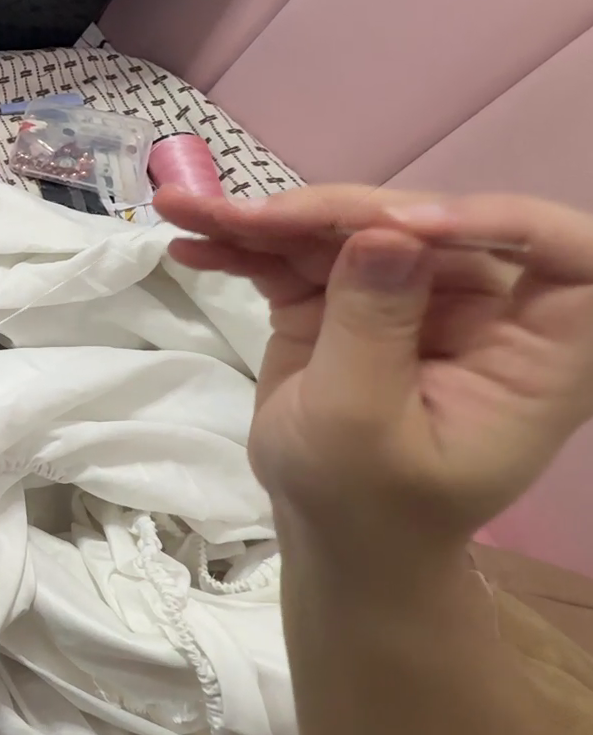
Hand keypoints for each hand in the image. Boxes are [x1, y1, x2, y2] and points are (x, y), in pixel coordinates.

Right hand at [157, 185, 592, 551]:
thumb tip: (384, 233)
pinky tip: (188, 245)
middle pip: (408, 227)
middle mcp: (471, 308)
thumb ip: (374, 327)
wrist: (327, 525)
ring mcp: (394, 300)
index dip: (492, 221)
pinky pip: (286, 259)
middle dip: (318, 214)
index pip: (562, 256)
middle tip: (233, 216)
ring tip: (180, 209)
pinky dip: (235, 249)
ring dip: (252, 220)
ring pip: (331, 233)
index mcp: (526, 347)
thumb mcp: (363, 420)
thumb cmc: (366, 495)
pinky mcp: (331, 302)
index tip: (394, 225)